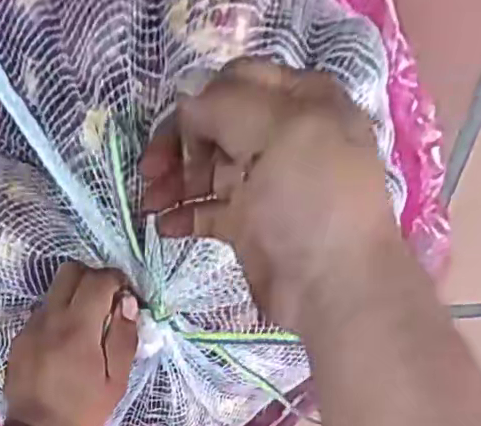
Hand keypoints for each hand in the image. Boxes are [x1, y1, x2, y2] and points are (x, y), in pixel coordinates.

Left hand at [3, 262, 139, 425]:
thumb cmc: (82, 410)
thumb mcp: (116, 381)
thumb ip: (123, 338)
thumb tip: (127, 302)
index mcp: (78, 328)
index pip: (98, 279)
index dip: (116, 280)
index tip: (124, 296)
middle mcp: (50, 318)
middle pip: (70, 271)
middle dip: (92, 279)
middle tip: (104, 303)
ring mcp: (30, 326)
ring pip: (54, 291)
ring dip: (73, 298)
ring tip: (85, 328)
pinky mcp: (19, 338)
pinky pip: (41, 313)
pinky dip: (57, 317)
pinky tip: (64, 344)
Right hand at [142, 58, 404, 329]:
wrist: (332, 286)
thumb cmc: (312, 202)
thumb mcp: (279, 133)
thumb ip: (228, 108)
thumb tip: (185, 106)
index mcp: (300, 102)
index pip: (237, 84)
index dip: (199, 105)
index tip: (170, 137)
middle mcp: (282, 138)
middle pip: (217, 127)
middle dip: (180, 145)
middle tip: (150, 173)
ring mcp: (264, 186)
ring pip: (208, 170)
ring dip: (175, 182)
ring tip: (149, 204)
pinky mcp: (249, 227)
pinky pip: (209, 211)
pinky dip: (184, 215)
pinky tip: (164, 227)